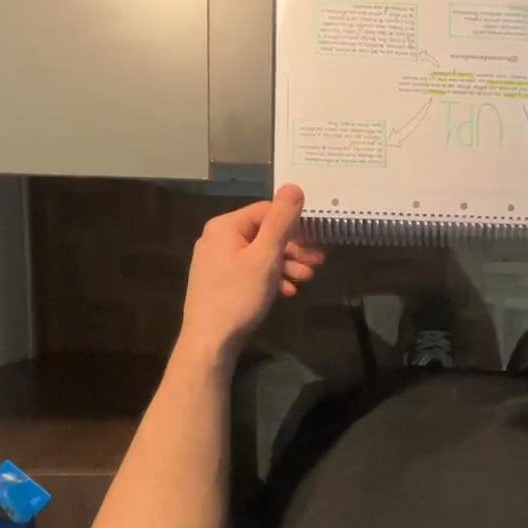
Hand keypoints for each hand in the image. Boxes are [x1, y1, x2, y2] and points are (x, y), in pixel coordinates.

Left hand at [178, 184, 323, 367]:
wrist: (210, 341)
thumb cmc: (238, 296)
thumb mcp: (265, 256)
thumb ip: (281, 221)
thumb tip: (293, 186)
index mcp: (225, 226)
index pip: (266, 211)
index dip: (293, 225)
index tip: (316, 242)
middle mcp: (217, 239)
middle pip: (264, 234)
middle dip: (293, 248)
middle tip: (317, 264)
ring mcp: (217, 262)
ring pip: (260, 254)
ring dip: (286, 265)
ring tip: (305, 280)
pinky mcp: (220, 282)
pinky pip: (251, 271)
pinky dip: (271, 278)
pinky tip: (286, 292)